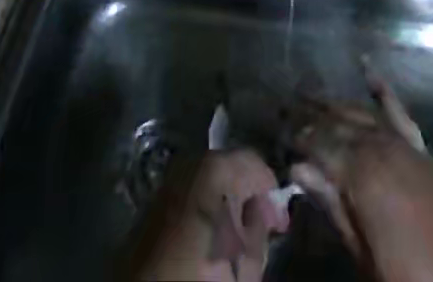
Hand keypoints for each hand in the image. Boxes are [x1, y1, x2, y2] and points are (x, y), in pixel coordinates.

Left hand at [132, 149, 290, 281]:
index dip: (270, 190)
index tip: (279, 221)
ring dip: (224, 198)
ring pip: (207, 177)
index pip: (253, 162)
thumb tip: (263, 209)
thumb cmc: (202, 277)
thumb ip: (259, 228)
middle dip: (246, 192)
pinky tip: (210, 233)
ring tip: (235, 234)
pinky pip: (188, 191)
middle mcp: (188, 163)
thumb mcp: (245, 263)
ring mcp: (167, 179)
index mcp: (213, 170)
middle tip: (261, 226)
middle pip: (228, 166)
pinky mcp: (153, 199)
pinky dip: (203, 204)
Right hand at [291, 66, 432, 281]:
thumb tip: (298, 169)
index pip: (315, 141)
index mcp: (360, 171)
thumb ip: (332, 205)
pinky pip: (396, 111)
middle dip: (305, 113)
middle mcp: (378, 145)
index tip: (273, 132)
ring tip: (307, 96)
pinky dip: (381, 89)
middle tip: (280, 108)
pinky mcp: (420, 148)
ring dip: (331, 103)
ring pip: (358, 112)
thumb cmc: (412, 274)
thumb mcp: (364, 252)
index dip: (293, 135)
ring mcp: (401, 143)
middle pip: (333, 121)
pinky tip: (367, 70)